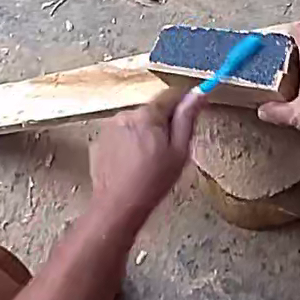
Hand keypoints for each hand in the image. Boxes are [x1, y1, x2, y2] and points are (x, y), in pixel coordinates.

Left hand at [90, 89, 206, 221]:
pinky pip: (122, 133)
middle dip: (162, 123)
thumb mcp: (179, 150)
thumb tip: (198, 93)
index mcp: (149, 114)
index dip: (183, 104)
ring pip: (137, 122)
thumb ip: (188, 118)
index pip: (171, 94)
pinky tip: (133, 163)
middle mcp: (127, 114)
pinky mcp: (100, 140)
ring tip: (148, 159)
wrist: (117, 206)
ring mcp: (111, 126)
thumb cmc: (152, 181)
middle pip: (153, 109)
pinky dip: (129, 142)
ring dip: (145, 132)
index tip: (188, 117)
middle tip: (168, 149)